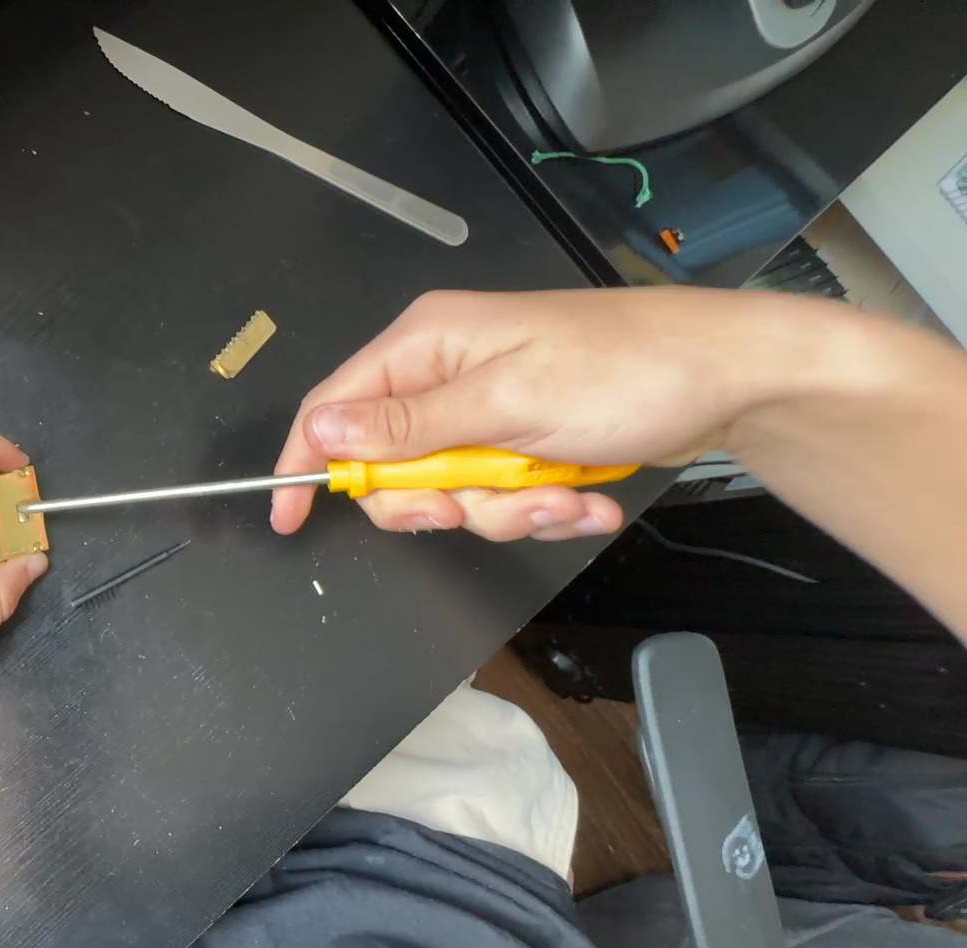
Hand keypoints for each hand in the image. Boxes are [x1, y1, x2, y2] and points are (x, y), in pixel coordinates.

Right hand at [270, 287, 843, 540]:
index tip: (289, 515)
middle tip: (466, 506)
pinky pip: (485, 495)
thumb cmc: (629, 371)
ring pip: (438, 490)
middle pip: (382, 464)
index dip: (305, 462)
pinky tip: (577, 499)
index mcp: (422, 346)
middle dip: (428, 498)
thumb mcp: (506, 401)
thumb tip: (321, 430)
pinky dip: (528, 509)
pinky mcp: (505, 441)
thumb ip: (405, 425)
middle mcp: (437, 378)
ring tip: (560, 498)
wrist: (742, 382)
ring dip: (497, 508)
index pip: (332, 409)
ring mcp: (473, 413)